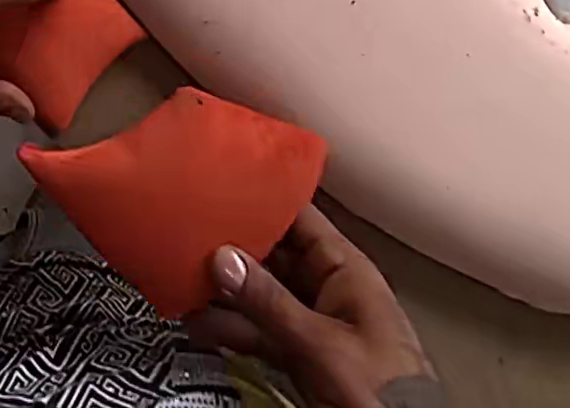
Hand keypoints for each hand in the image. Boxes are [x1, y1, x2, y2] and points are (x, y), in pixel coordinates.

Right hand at [186, 205, 442, 407]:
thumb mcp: (323, 345)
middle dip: (229, 246)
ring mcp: (308, 318)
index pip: (296, 214)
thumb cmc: (386, 396)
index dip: (260, 196)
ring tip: (183, 281)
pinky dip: (228, 326)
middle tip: (187, 234)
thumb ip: (270, 301)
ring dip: (221, 290)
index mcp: (342, 267)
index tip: (218, 183)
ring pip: (256, 290)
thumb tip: (222, 257)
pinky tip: (198, 323)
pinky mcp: (296, 350)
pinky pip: (255, 326)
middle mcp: (322, 284)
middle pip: (268, 251)